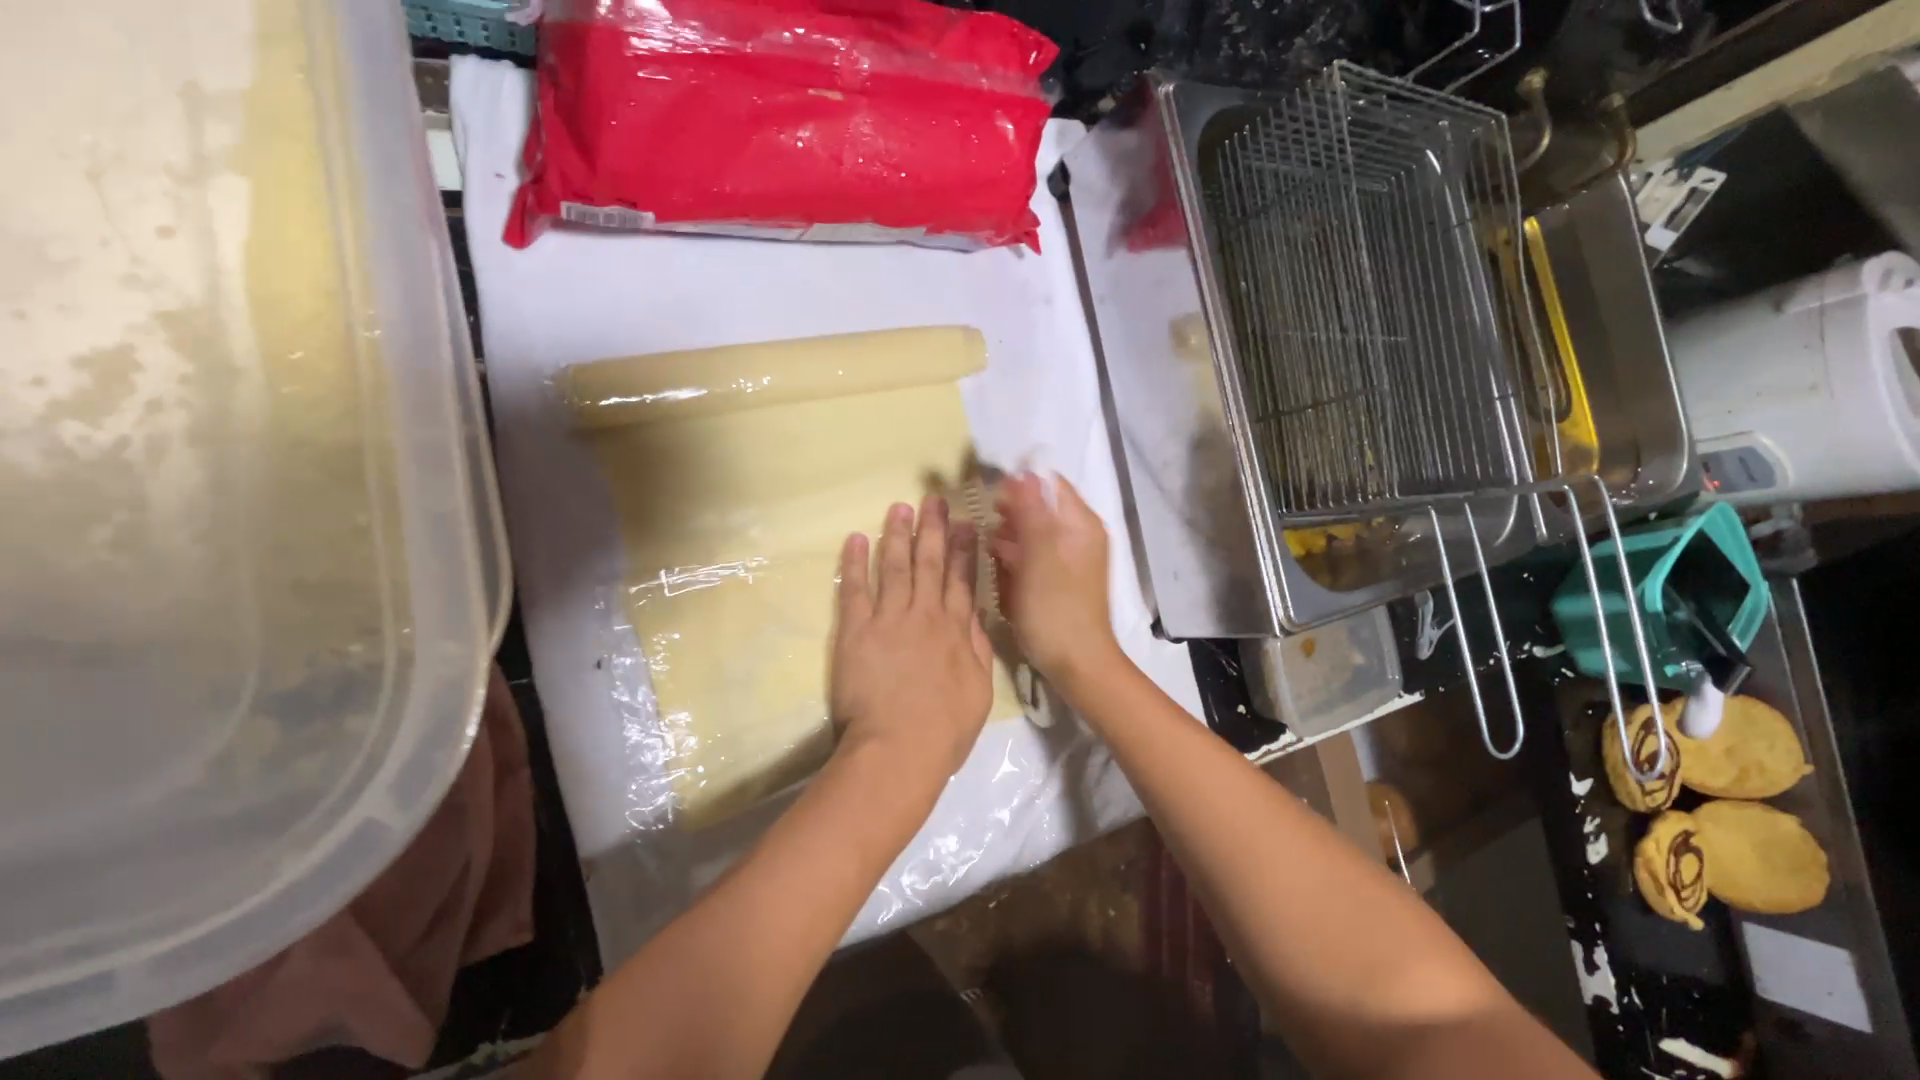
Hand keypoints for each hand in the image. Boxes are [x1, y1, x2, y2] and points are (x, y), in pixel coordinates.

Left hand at [830, 496, 995, 782]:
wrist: (899, 748)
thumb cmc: (943, 729)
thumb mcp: (978, 690)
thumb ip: (977, 649)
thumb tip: (975, 616)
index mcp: (956, 630)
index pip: (961, 580)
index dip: (964, 550)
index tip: (966, 524)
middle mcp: (924, 615)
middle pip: (929, 564)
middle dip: (933, 529)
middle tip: (933, 500)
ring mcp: (889, 619)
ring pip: (895, 567)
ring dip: (897, 535)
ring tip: (900, 508)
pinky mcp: (856, 630)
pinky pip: (855, 589)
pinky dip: (856, 562)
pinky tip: (857, 539)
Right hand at [991, 472, 1122, 689]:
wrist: (1077, 664)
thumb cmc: (1056, 610)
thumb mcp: (1038, 557)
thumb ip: (1031, 512)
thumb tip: (1022, 472)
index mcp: (1081, 524)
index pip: (1050, 483)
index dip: (1021, 485)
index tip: (992, 499)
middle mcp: (1081, 535)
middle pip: (1041, 508)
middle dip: (1013, 518)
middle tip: (993, 535)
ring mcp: (1073, 559)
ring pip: (1035, 534)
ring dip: (1013, 542)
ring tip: (998, 559)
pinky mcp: (1062, 580)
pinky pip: (1036, 557)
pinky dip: (1020, 562)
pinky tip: (1006, 577)